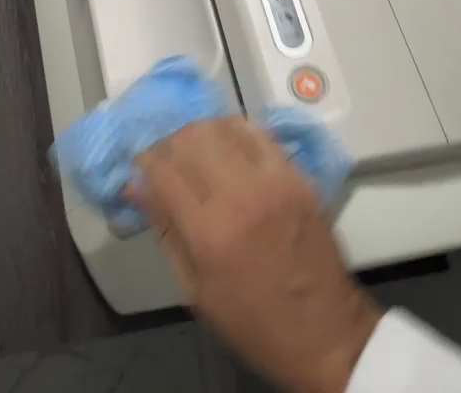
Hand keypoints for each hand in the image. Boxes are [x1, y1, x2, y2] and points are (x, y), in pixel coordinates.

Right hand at [131, 118, 380, 392]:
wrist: (326, 333)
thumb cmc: (252, 322)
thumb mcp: (195, 289)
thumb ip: (165, 229)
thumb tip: (134, 186)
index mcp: (208, 231)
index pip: (162, 169)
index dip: (144, 161)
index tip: (140, 165)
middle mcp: (239, 194)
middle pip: (190, 138)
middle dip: (170, 143)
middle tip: (167, 160)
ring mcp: (273, 180)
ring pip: (223, 127)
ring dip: (201, 133)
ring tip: (196, 152)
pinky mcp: (297, 176)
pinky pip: (259, 134)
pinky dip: (235, 132)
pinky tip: (228, 148)